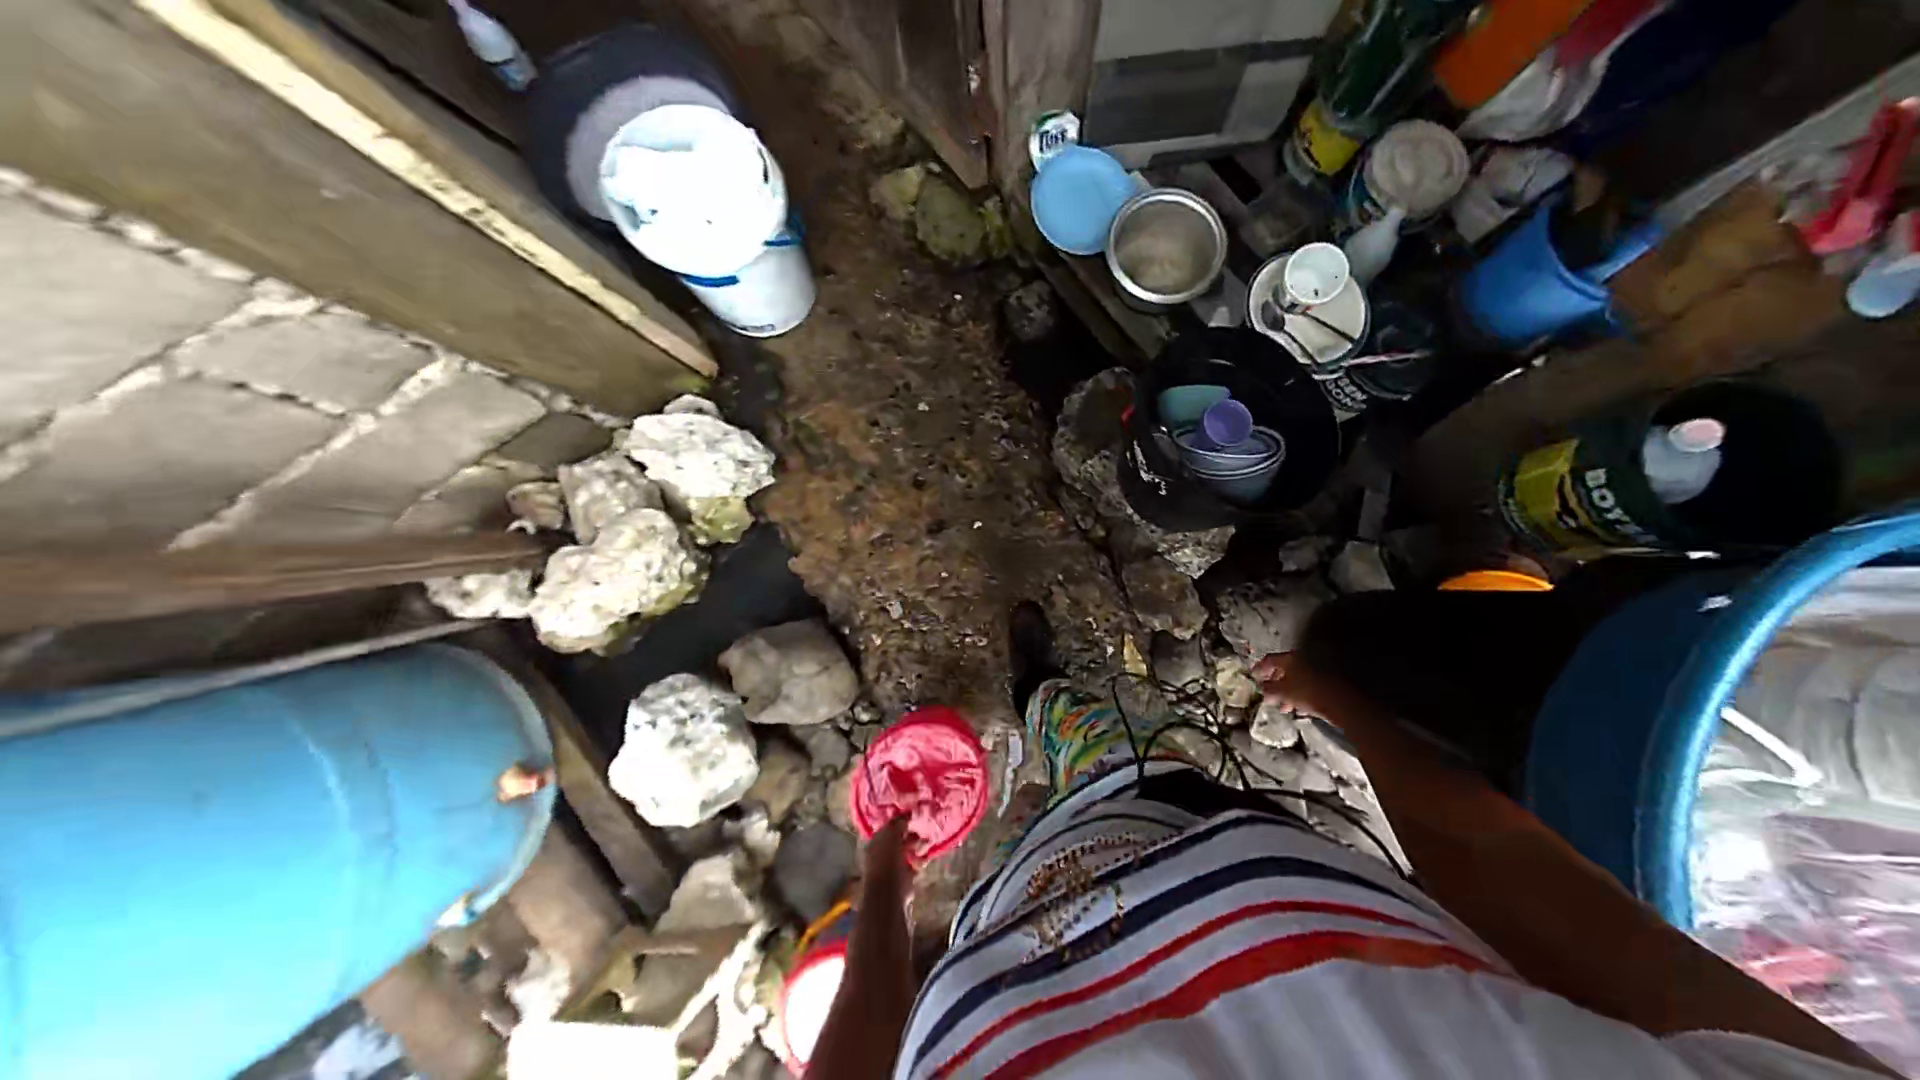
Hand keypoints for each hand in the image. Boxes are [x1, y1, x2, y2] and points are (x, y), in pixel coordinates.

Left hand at [862, 816, 915, 907]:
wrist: (890, 894)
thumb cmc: (888, 861)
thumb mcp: (892, 837)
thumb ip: (898, 825)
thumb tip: (905, 817)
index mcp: (876, 842)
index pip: (888, 827)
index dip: (899, 821)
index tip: (913, 815)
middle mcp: (882, 854)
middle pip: (897, 840)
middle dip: (910, 834)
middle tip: (921, 830)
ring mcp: (892, 867)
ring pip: (906, 853)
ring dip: (916, 848)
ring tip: (926, 843)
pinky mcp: (903, 879)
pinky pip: (912, 866)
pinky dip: (919, 863)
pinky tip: (924, 861)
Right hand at [1254, 652, 1333, 714]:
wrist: (1341, 702)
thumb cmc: (1306, 692)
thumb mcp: (1282, 692)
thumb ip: (1269, 689)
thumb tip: (1262, 688)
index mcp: (1290, 658)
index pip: (1269, 660)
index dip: (1259, 668)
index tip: (1253, 677)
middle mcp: (1304, 660)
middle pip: (1284, 670)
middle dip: (1275, 684)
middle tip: (1268, 695)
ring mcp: (1317, 669)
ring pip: (1297, 679)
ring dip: (1288, 692)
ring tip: (1284, 707)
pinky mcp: (1327, 682)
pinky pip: (1308, 686)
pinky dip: (1301, 695)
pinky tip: (1299, 708)